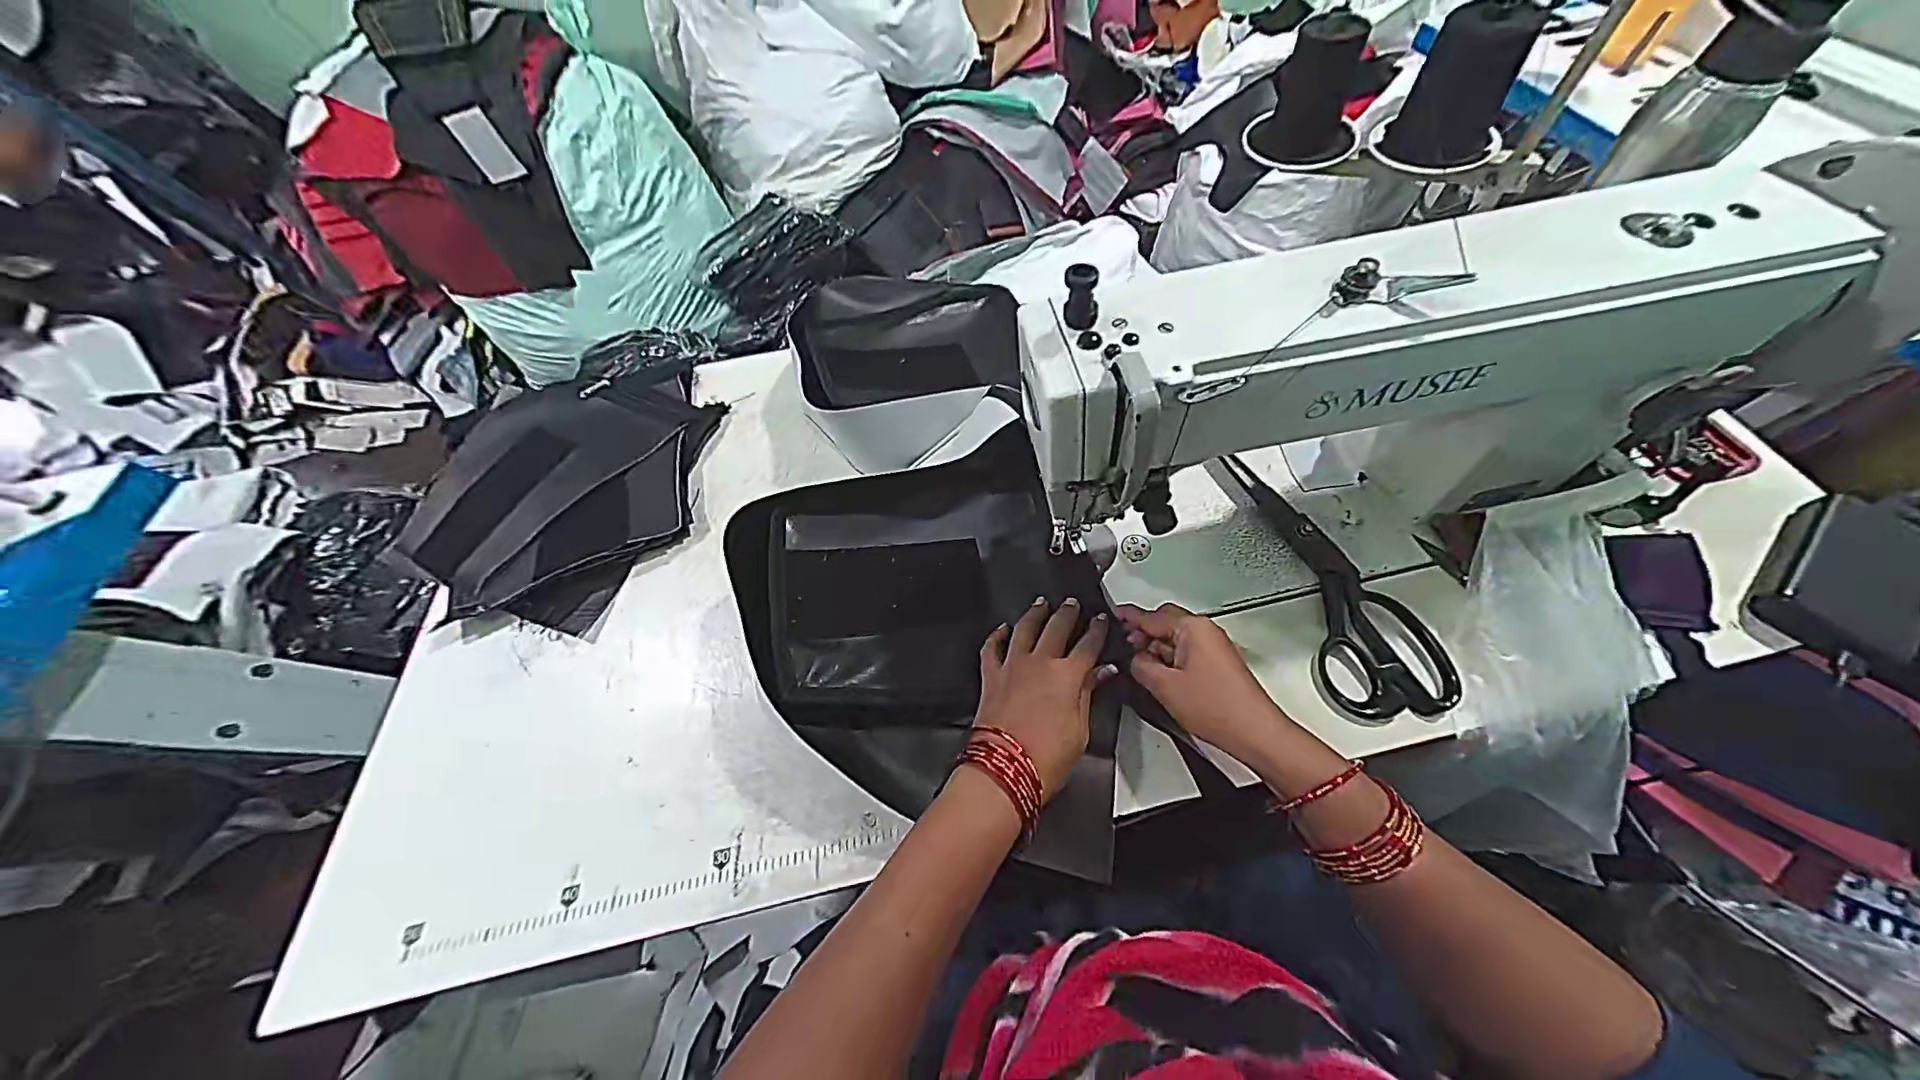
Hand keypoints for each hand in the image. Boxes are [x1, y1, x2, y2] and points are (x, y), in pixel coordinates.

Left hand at [974, 598, 1114, 800]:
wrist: (1004, 770)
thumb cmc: (1044, 758)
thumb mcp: (1080, 730)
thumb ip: (1088, 695)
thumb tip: (1100, 674)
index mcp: (1067, 676)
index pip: (1087, 644)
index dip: (1096, 630)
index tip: (1100, 621)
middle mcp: (1039, 664)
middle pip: (1056, 627)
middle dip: (1067, 613)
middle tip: (1072, 603)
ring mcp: (1012, 667)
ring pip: (1024, 628)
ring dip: (1034, 614)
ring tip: (1040, 603)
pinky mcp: (991, 678)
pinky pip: (992, 648)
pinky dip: (997, 636)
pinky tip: (1002, 629)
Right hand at [1116, 603, 1296, 764]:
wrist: (1254, 733)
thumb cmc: (1221, 709)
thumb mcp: (1164, 686)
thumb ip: (1140, 665)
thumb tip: (1134, 659)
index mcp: (1194, 628)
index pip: (1152, 616)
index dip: (1130, 617)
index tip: (1117, 614)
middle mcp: (1207, 632)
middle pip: (1166, 624)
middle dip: (1144, 635)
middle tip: (1125, 647)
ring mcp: (1215, 648)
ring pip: (1176, 639)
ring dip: (1158, 651)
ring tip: (1144, 670)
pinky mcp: (1218, 664)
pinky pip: (1188, 653)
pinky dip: (1172, 662)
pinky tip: (1163, 680)